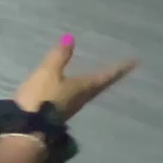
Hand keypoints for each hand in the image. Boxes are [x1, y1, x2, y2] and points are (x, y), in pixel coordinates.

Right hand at [13, 33, 135, 118]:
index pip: (106, 75)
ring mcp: (71, 107)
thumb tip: (70, 37)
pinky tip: (71, 92)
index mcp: (84, 87)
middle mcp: (83, 97)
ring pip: (88, 94)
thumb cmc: (41, 96)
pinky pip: (75, 99)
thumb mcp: (47, 73)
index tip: (134, 61)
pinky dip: (78, 92)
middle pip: (99, 86)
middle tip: (118, 71)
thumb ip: (58, 57)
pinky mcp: (58, 113)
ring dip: (94, 85)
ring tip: (95, 79)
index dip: (119, 68)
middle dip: (108, 78)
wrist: (28, 125)